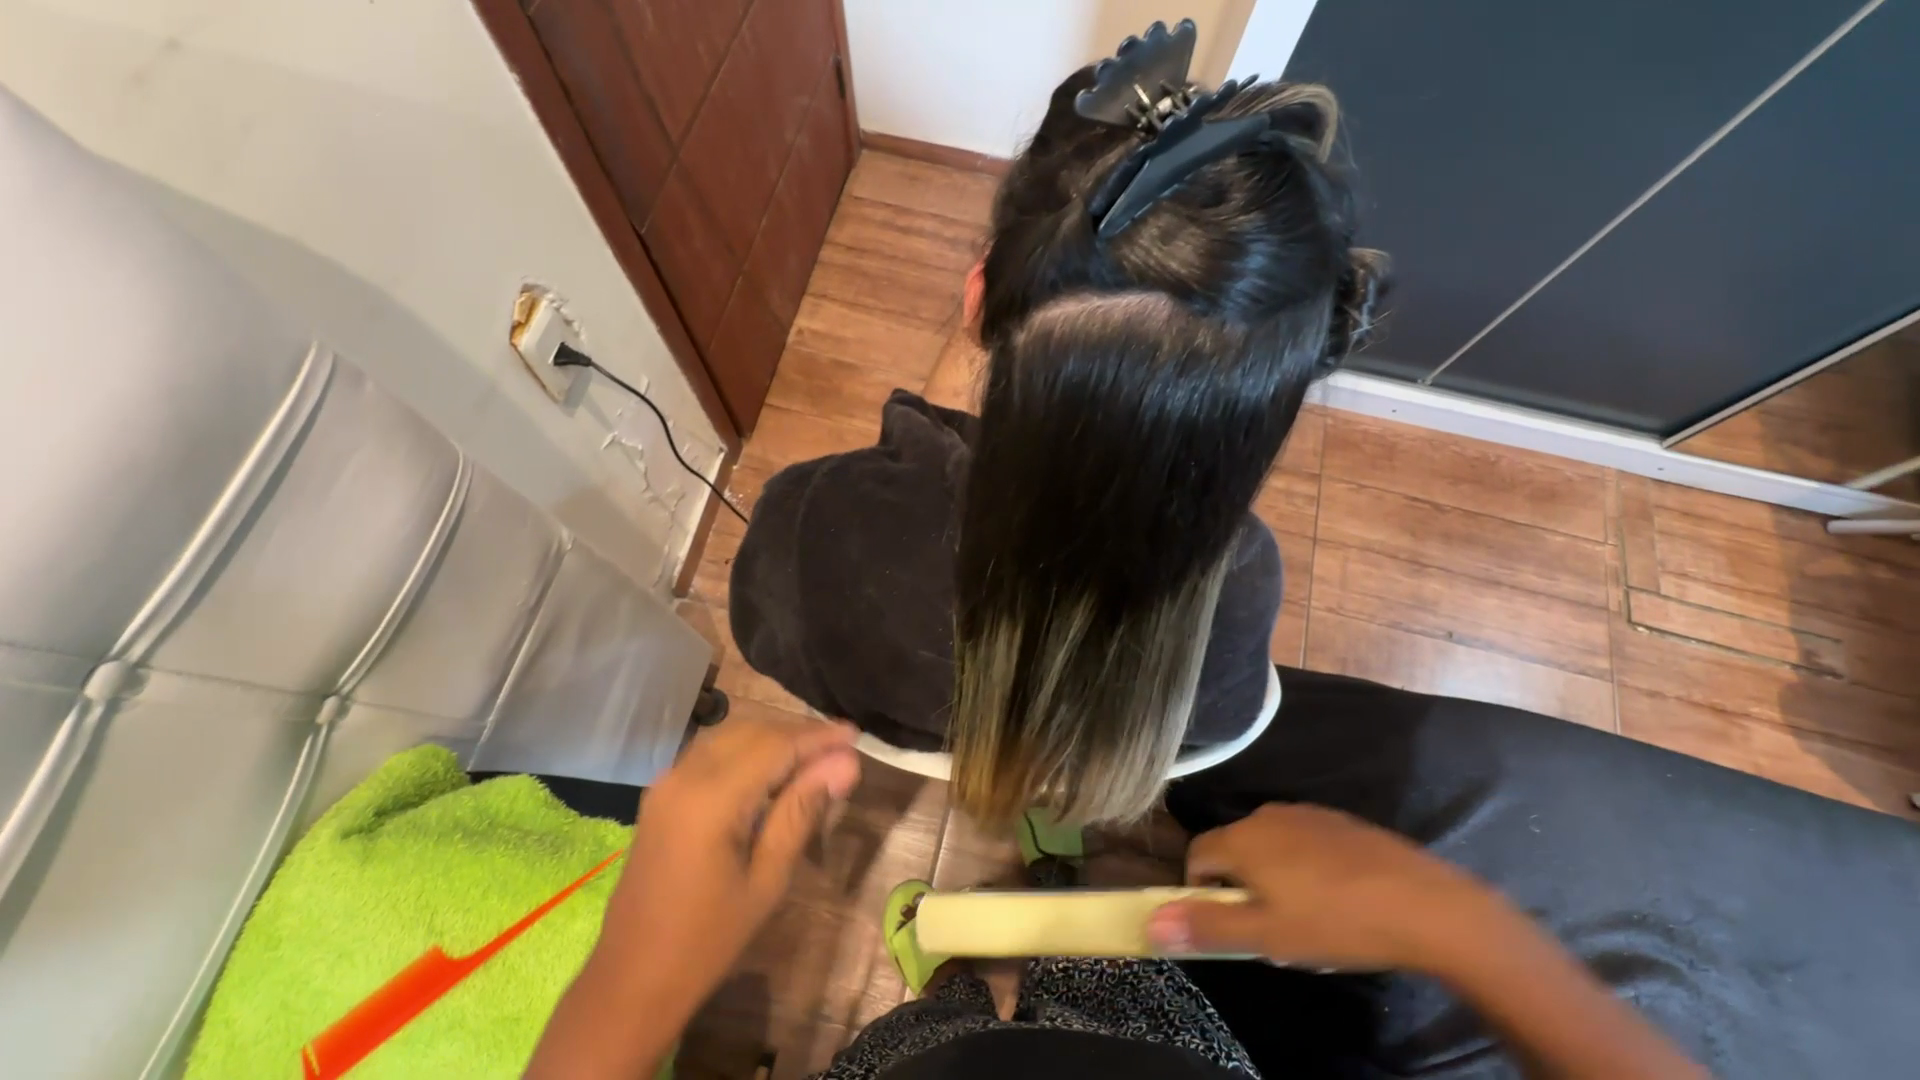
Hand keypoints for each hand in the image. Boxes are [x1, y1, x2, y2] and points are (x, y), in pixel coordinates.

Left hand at [528, 710, 859, 1078]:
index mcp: (711, 799)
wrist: (633, 978)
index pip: (775, 745)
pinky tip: (771, 770)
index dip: (818, 736)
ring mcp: (666, 782)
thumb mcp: (767, 879)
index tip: (856, 735)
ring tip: (813, 756)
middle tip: (840, 748)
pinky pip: (709, 752)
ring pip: (728, 735)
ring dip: (771, 736)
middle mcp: (684, 776)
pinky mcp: (660, 795)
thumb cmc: (708, 939)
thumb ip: (802, 811)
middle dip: (797, 732)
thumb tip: (845, 764)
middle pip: (750, 730)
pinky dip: (745, 749)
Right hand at [1147, 803, 1494, 972]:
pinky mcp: (1342, 822)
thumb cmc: (1336, 922)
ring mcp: (1308, 814)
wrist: (1428, 906)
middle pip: (1232, 848)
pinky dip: (1305, 867)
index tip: (1226, 925)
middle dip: (1238, 885)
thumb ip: (1206, 926)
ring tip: (1304, 918)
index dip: (1199, 892)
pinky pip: (1303, 842)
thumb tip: (1150, 922)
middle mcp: (1267, 815)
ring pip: (1269, 845)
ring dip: (1271, 876)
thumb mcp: (1267, 936)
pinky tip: (1337, 900)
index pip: (1195, 855)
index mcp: (1242, 837)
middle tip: (1267, 929)